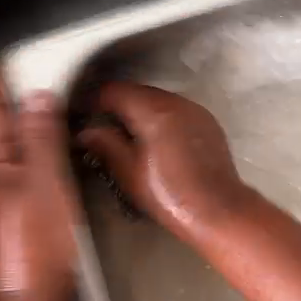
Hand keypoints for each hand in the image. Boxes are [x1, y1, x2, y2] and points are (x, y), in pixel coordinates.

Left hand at [0, 70, 78, 299]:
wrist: (31, 296)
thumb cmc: (38, 242)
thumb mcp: (44, 180)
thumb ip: (39, 135)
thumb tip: (37, 95)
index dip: (4, 77)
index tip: (24, 55)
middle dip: (15, 93)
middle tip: (44, 71)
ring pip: (6, 139)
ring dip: (24, 116)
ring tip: (50, 100)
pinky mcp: (10, 203)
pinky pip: (17, 157)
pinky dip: (32, 140)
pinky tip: (52, 143)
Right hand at [76, 82, 261, 236]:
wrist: (218, 210)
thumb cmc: (168, 194)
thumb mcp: (129, 173)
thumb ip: (105, 145)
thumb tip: (85, 131)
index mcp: (153, 110)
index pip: (114, 90)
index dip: (94, 100)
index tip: (82, 115)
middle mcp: (176, 101)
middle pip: (137, 92)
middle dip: (116, 105)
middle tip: (100, 126)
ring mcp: (195, 109)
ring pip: (158, 100)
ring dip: (139, 111)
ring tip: (126, 135)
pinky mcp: (207, 122)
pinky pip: (176, 110)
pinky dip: (160, 118)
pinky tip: (155, 140)